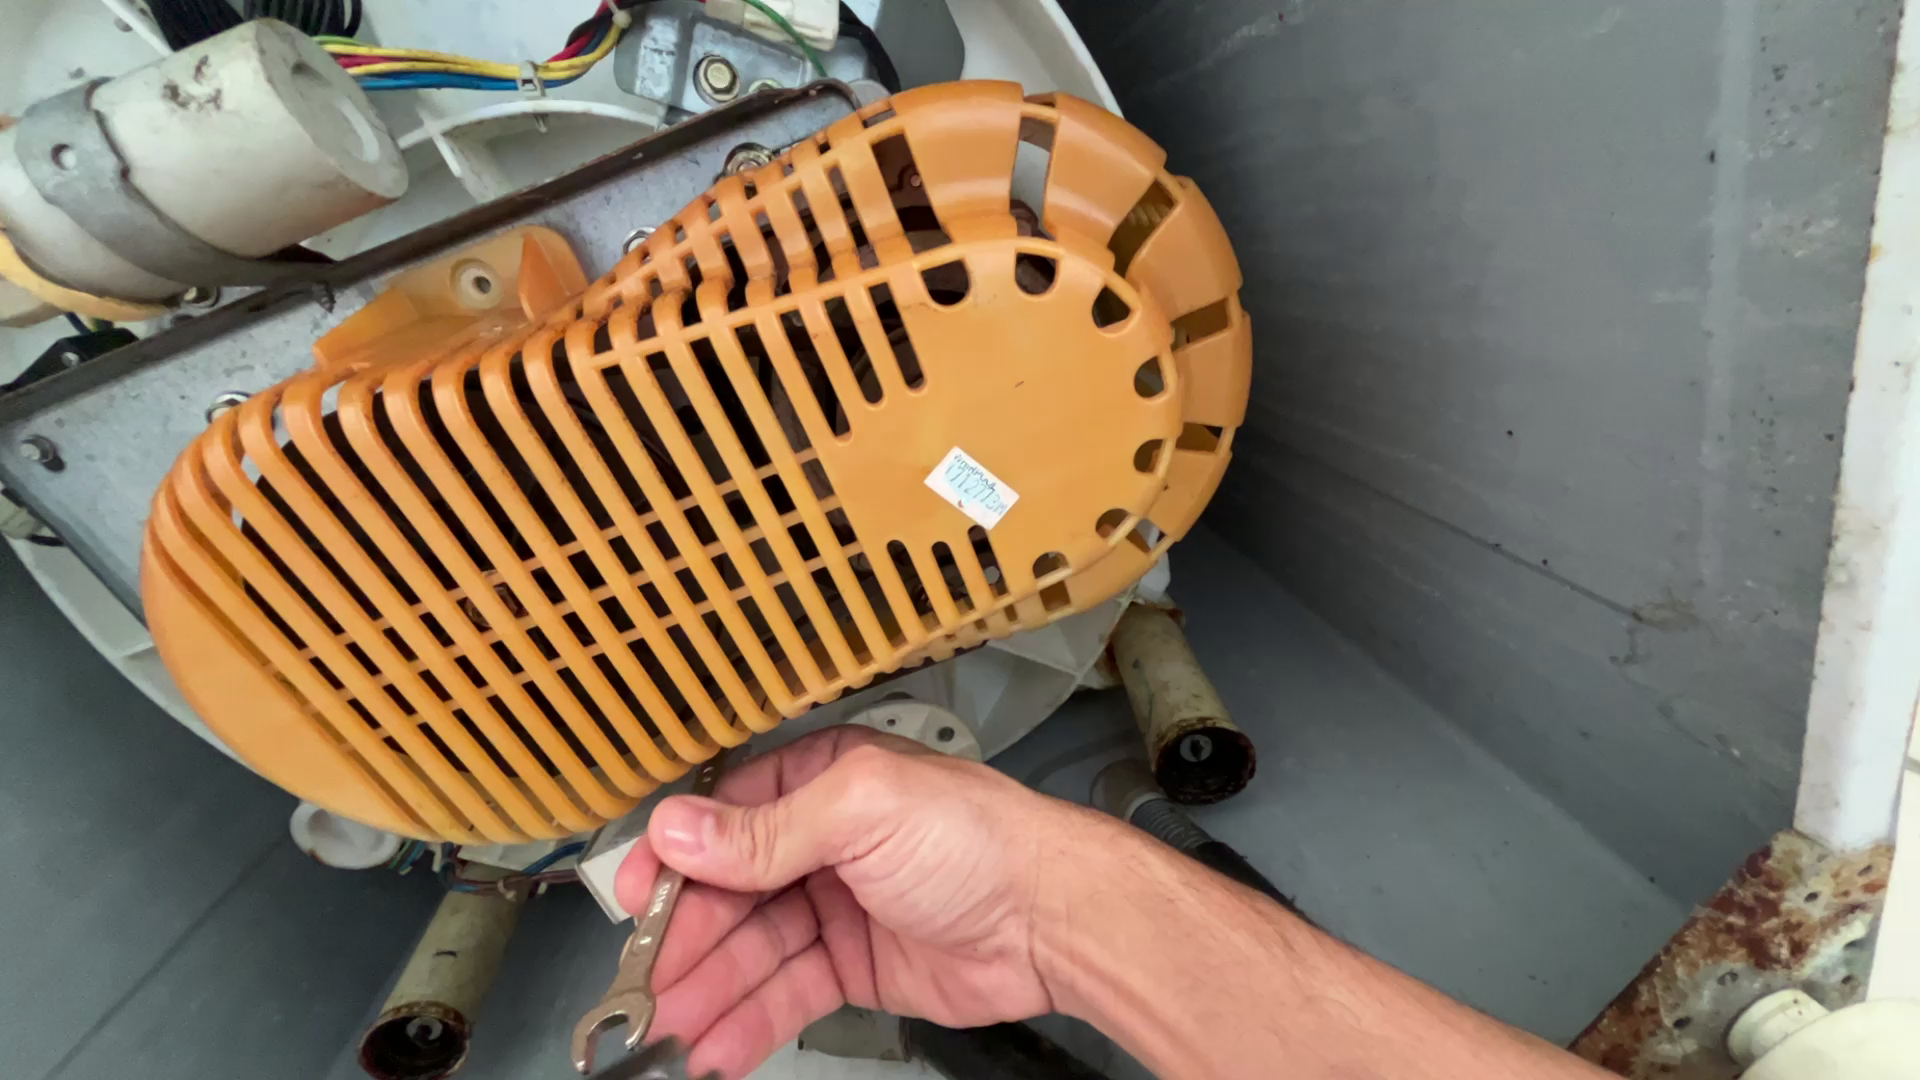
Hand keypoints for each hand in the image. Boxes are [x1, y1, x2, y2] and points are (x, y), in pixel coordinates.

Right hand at [613, 724, 1089, 1078]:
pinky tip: (716, 1047)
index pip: (727, 817)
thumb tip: (679, 827)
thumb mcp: (864, 810)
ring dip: (708, 988)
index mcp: (822, 780)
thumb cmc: (971, 835)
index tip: (634, 902)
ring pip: (752, 947)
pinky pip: (785, 989)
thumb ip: (769, 827)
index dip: (677, 859)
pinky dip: (749, 1018)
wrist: (1047, 914)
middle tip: (644, 990)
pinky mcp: (850, 961)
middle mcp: (821, 837)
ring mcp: (834, 902)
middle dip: (687, 939)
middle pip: (731, 889)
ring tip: (665, 1032)